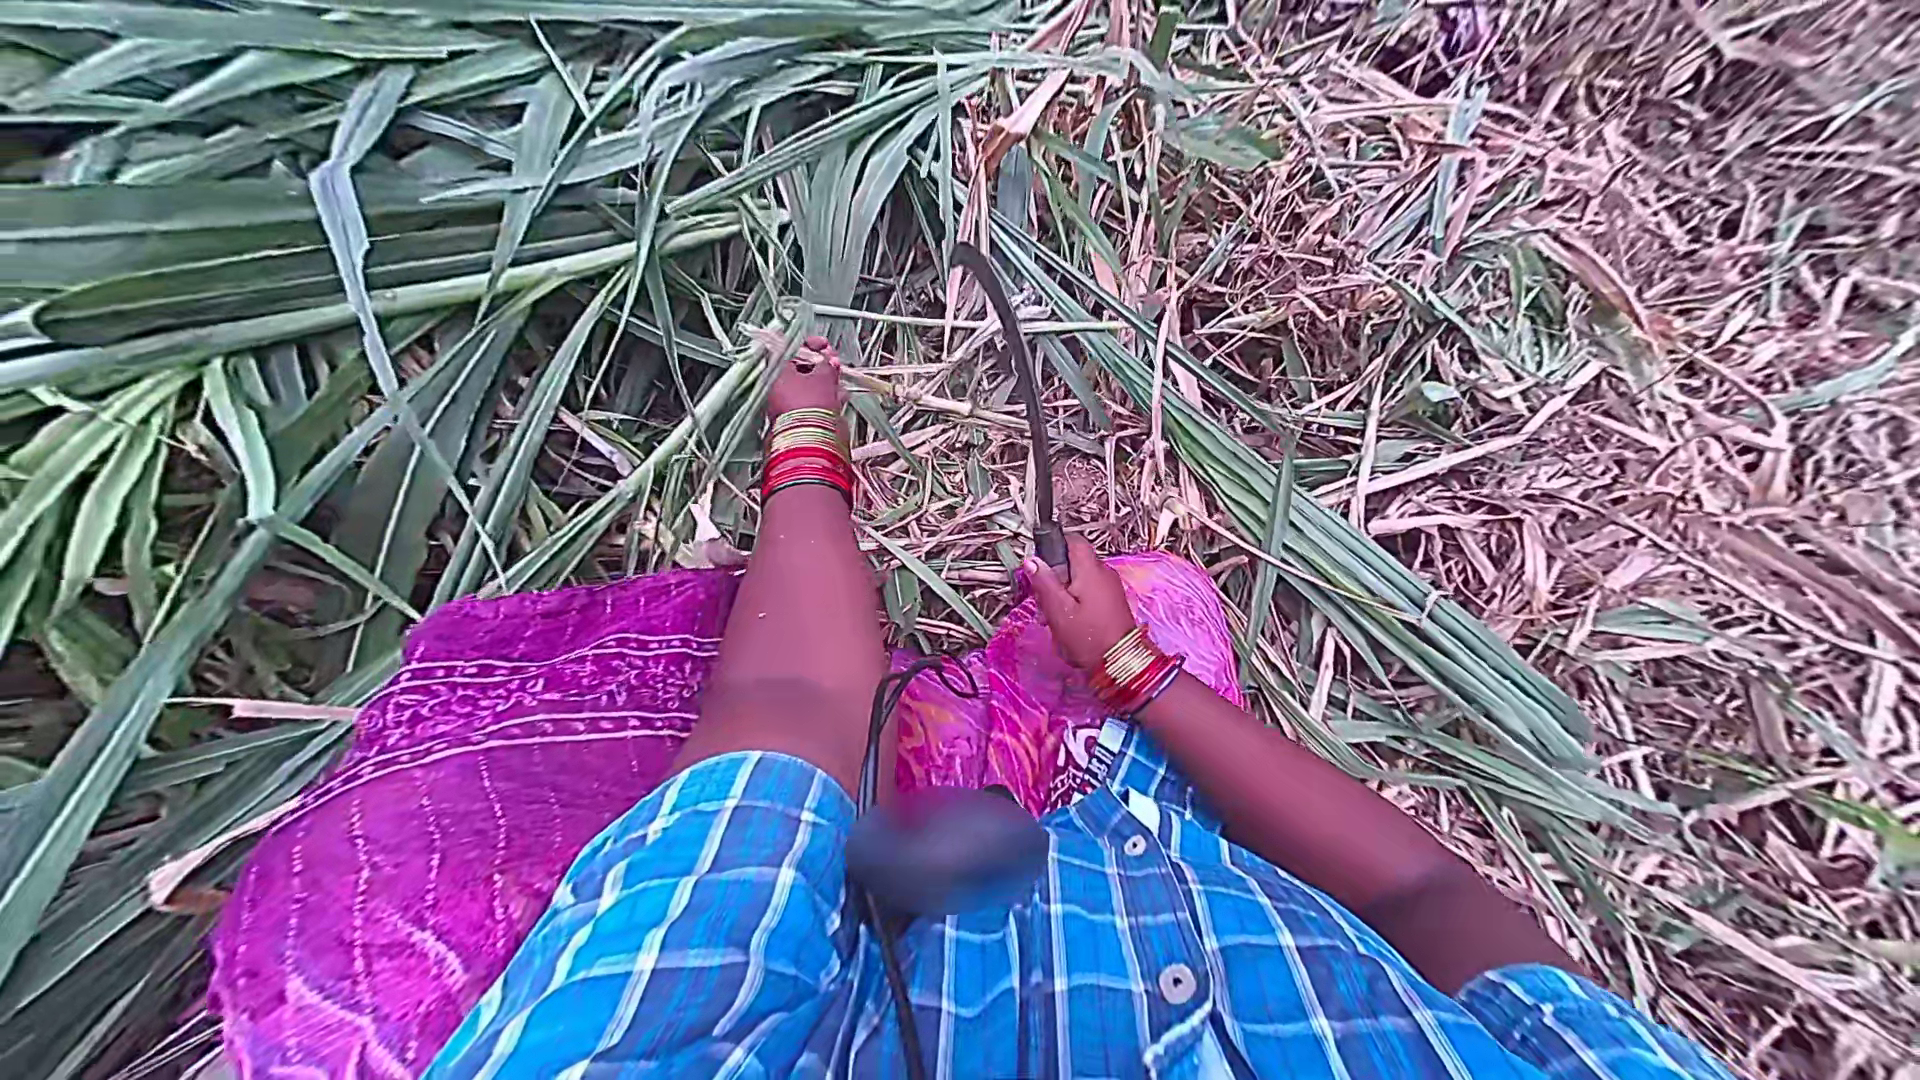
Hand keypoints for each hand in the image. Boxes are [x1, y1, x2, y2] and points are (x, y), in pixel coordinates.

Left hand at [767, 334, 843, 417]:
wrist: (812, 440)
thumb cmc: (812, 407)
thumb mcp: (823, 378)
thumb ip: (827, 365)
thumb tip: (830, 361)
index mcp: (779, 375)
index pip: (793, 353)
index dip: (811, 346)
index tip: (825, 345)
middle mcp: (779, 391)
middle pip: (801, 372)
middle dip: (821, 367)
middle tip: (834, 364)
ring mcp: (787, 408)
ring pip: (808, 390)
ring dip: (825, 385)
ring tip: (839, 385)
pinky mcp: (797, 422)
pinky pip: (811, 405)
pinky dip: (824, 400)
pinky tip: (837, 400)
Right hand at [1024, 536, 1134, 671]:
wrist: (1122, 664)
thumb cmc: (1088, 638)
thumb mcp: (1059, 610)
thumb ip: (1044, 583)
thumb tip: (1032, 561)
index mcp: (1090, 570)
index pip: (1072, 541)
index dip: (1053, 546)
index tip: (1040, 566)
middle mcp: (1103, 573)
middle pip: (1073, 562)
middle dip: (1054, 577)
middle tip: (1044, 599)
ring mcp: (1110, 587)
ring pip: (1079, 578)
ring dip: (1062, 592)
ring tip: (1054, 616)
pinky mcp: (1112, 601)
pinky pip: (1088, 591)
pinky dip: (1075, 601)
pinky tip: (1067, 622)